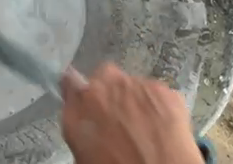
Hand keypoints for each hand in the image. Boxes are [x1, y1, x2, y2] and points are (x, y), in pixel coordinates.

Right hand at [60, 63, 201, 163]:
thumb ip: (78, 126)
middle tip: (120, 117)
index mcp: (80, 105)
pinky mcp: (160, 89)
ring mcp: (133, 84)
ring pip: (133, 84)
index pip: (70, 81)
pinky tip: (162, 129)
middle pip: (104, 76)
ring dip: (135, 99)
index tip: (83, 95)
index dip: (77, 87)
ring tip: (145, 128)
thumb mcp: (84, 155)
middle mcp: (103, 87)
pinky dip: (159, 107)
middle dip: (111, 91)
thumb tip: (83, 117)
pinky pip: (156, 93)